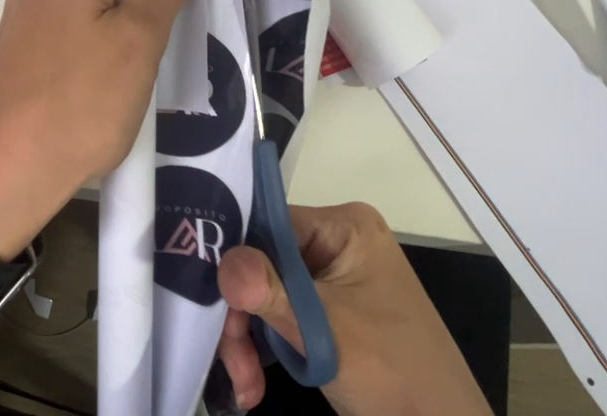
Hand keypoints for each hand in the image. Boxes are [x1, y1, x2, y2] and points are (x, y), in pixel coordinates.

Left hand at [0, 0, 209, 258]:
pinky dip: (100, 28)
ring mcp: (28, 8)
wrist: (7, 173)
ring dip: (125, 3)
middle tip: (181, 8)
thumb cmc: (81, 103)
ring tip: (153, 47)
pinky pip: (72, 16)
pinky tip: (115, 69)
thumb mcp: (139, 41)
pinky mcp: (23, 42)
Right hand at [217, 202, 489, 414]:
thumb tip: (224, 264)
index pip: (266, 223)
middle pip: (260, 263)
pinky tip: (253, 383)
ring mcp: (332, 278)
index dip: (233, 260)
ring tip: (244, 384)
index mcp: (344, 227)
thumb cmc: (396, 374)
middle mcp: (335, 242)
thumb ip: (272, 293)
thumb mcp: (328, 332)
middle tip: (232, 361)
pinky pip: (280, 315)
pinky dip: (265, 348)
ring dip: (248, 340)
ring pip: (264, 293)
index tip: (210, 302)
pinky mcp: (328, 311)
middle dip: (241, 316)